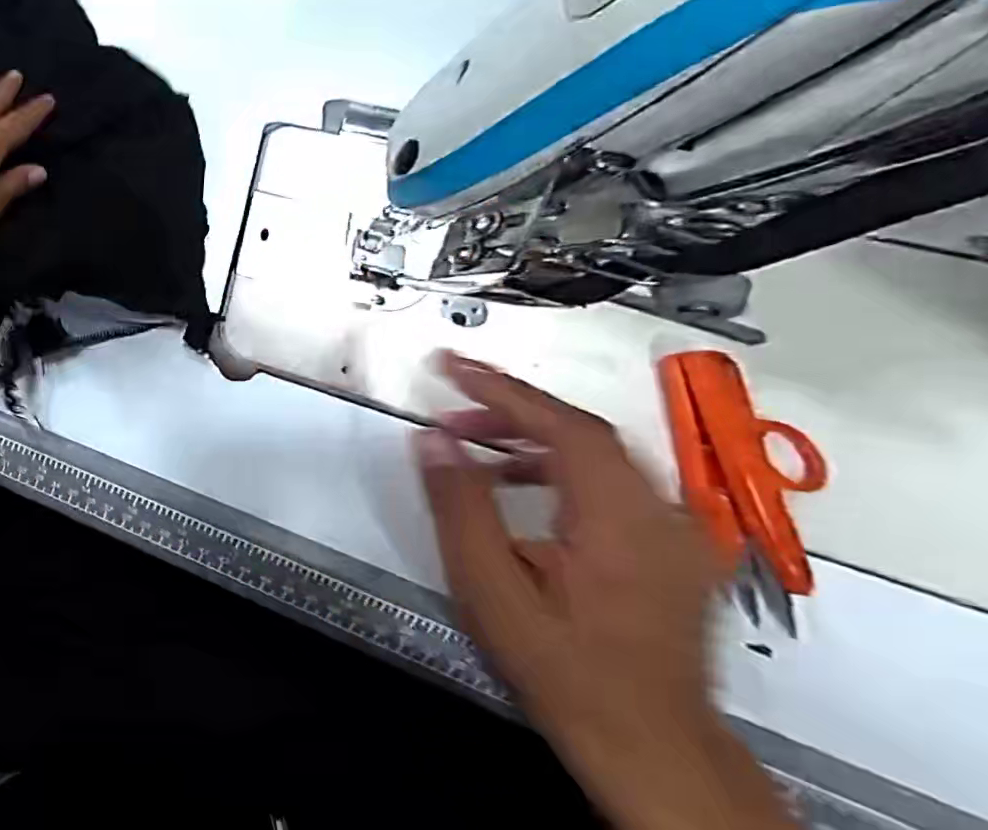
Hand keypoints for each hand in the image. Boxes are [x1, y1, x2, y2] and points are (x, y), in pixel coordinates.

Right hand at [415, 351, 793, 829]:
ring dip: (533, 436)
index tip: (450, 364)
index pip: (564, 426)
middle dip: (512, 409)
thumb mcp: (490, 585)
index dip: (503, 389)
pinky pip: (614, 481)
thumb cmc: (561, 665)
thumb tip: (432, 438)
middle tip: (451, 406)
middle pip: (585, 433)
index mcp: (621, 521)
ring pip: (600, 454)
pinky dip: (560, 465)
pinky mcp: (674, 547)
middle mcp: (664, 515)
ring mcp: (676, 531)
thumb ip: (460, 504)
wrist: (648, 743)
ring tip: (473, 441)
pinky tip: (519, 483)